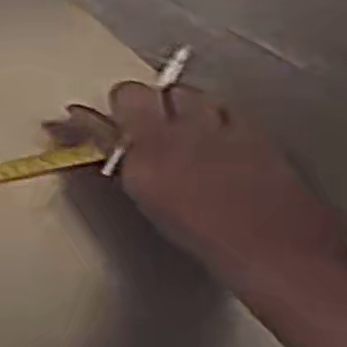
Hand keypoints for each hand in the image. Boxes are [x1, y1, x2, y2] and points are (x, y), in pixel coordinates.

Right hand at [53, 83, 346, 275]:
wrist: (275, 256)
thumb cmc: (195, 225)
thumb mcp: (134, 185)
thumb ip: (102, 143)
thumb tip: (72, 116)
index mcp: (151, 135)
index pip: (128, 92)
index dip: (123, 103)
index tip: (118, 122)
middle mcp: (193, 126)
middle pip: (172, 90)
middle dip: (162, 102)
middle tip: (154, 126)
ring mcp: (236, 134)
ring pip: (209, 100)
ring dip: (196, 110)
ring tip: (191, 133)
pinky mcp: (270, 146)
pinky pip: (242, 119)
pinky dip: (230, 125)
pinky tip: (225, 146)